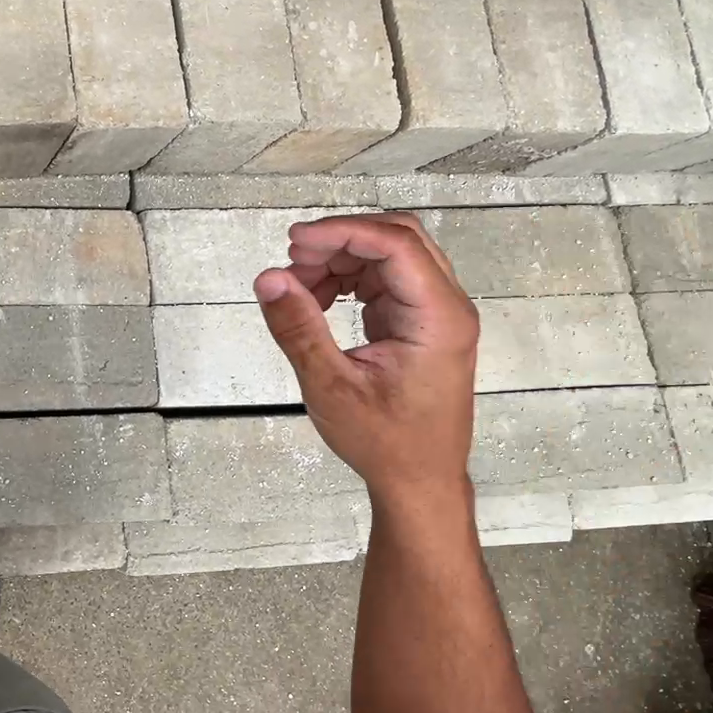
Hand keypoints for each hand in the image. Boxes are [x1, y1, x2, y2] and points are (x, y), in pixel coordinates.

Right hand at [252, 212, 478, 508]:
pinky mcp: (418, 322)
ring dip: (339, 260)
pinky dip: (345, 280)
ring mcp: (434, 313)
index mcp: (437, 318)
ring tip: (297, 287)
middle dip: (340, 240)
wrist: (418, 480)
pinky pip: (382, 279)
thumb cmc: (382, 440)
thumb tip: (267, 277)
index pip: (395, 245)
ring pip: (388, 255)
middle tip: (293, 259)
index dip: (342, 232)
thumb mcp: (329, 386)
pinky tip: (315, 301)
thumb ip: (298, 328)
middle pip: (398, 239)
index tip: (294, 242)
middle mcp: (445, 306)